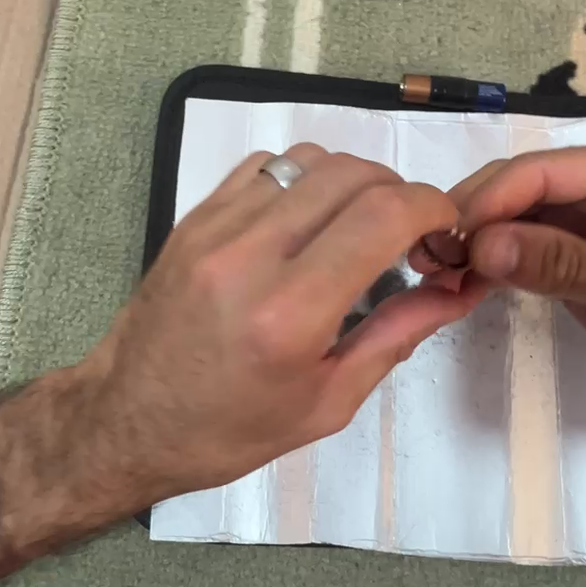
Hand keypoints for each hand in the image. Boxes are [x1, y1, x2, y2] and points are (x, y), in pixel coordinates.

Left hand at [83, 144, 487, 505]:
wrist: (127, 417)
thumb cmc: (230, 429)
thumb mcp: (327, 401)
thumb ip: (398, 334)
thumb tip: (458, 286)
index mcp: (290, 313)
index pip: (383, 215)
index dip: (431, 207)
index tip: (443, 230)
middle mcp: (250, 254)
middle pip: (352, 173)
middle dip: (399, 191)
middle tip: (408, 233)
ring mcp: (214, 227)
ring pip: (309, 158)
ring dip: (351, 182)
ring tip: (356, 227)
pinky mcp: (194, 216)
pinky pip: (265, 165)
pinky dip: (301, 179)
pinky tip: (303, 221)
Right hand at [410, 142, 585, 537]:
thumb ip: (565, 263)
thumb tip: (482, 246)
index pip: (542, 172)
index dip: (490, 200)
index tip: (448, 240)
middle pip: (517, 190)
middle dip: (472, 219)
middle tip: (429, 257)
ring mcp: (583, 224)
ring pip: (509, 220)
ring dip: (472, 244)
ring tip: (435, 274)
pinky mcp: (572, 260)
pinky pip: (517, 253)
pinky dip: (487, 268)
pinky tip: (460, 287)